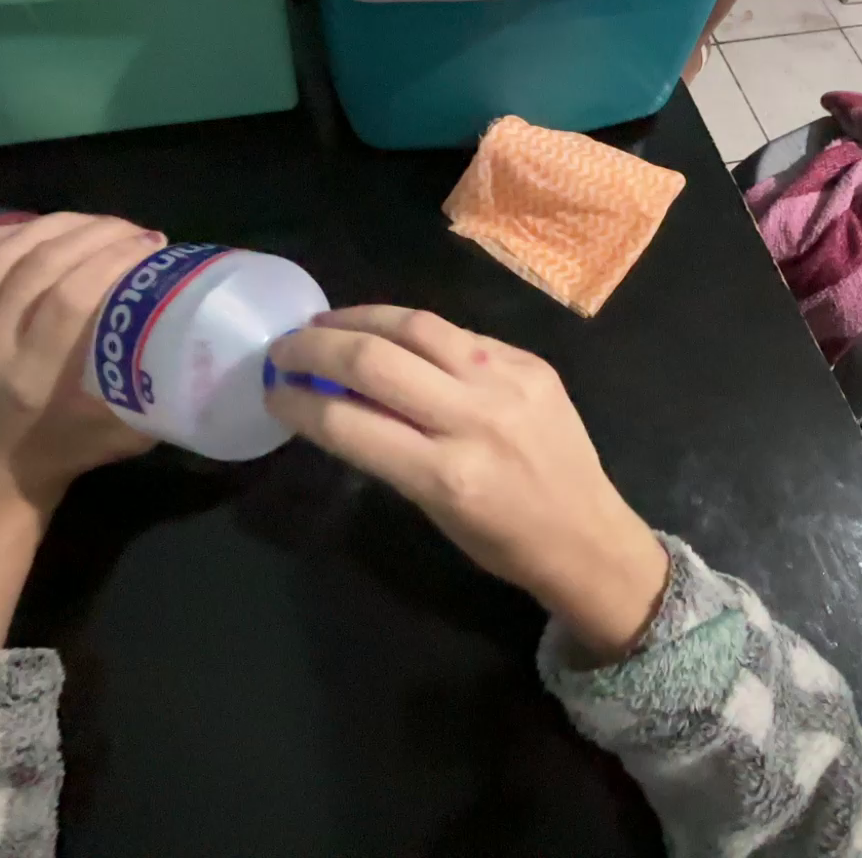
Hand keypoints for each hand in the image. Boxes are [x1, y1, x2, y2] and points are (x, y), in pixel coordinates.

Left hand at [0, 211, 162, 510]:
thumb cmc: (67, 454)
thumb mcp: (124, 430)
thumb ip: (152, 381)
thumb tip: (193, 325)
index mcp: (30, 380)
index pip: (68, 298)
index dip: (113, 259)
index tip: (151, 245)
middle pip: (36, 266)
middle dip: (93, 234)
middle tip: (133, 230)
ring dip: (54, 226)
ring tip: (96, 224)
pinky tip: (37, 227)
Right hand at [265, 307, 667, 663]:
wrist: (588, 534)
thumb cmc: (503, 543)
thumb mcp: (431, 510)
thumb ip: (384, 450)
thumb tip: (334, 399)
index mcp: (446, 475)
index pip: (346, 421)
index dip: (296, 400)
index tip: (273, 390)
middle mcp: (476, 418)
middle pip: (374, 360)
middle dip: (315, 346)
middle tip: (286, 345)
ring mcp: (509, 381)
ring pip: (417, 327)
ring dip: (361, 318)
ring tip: (329, 323)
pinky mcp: (531, 361)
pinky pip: (460, 334)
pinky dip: (417, 333)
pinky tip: (396, 336)